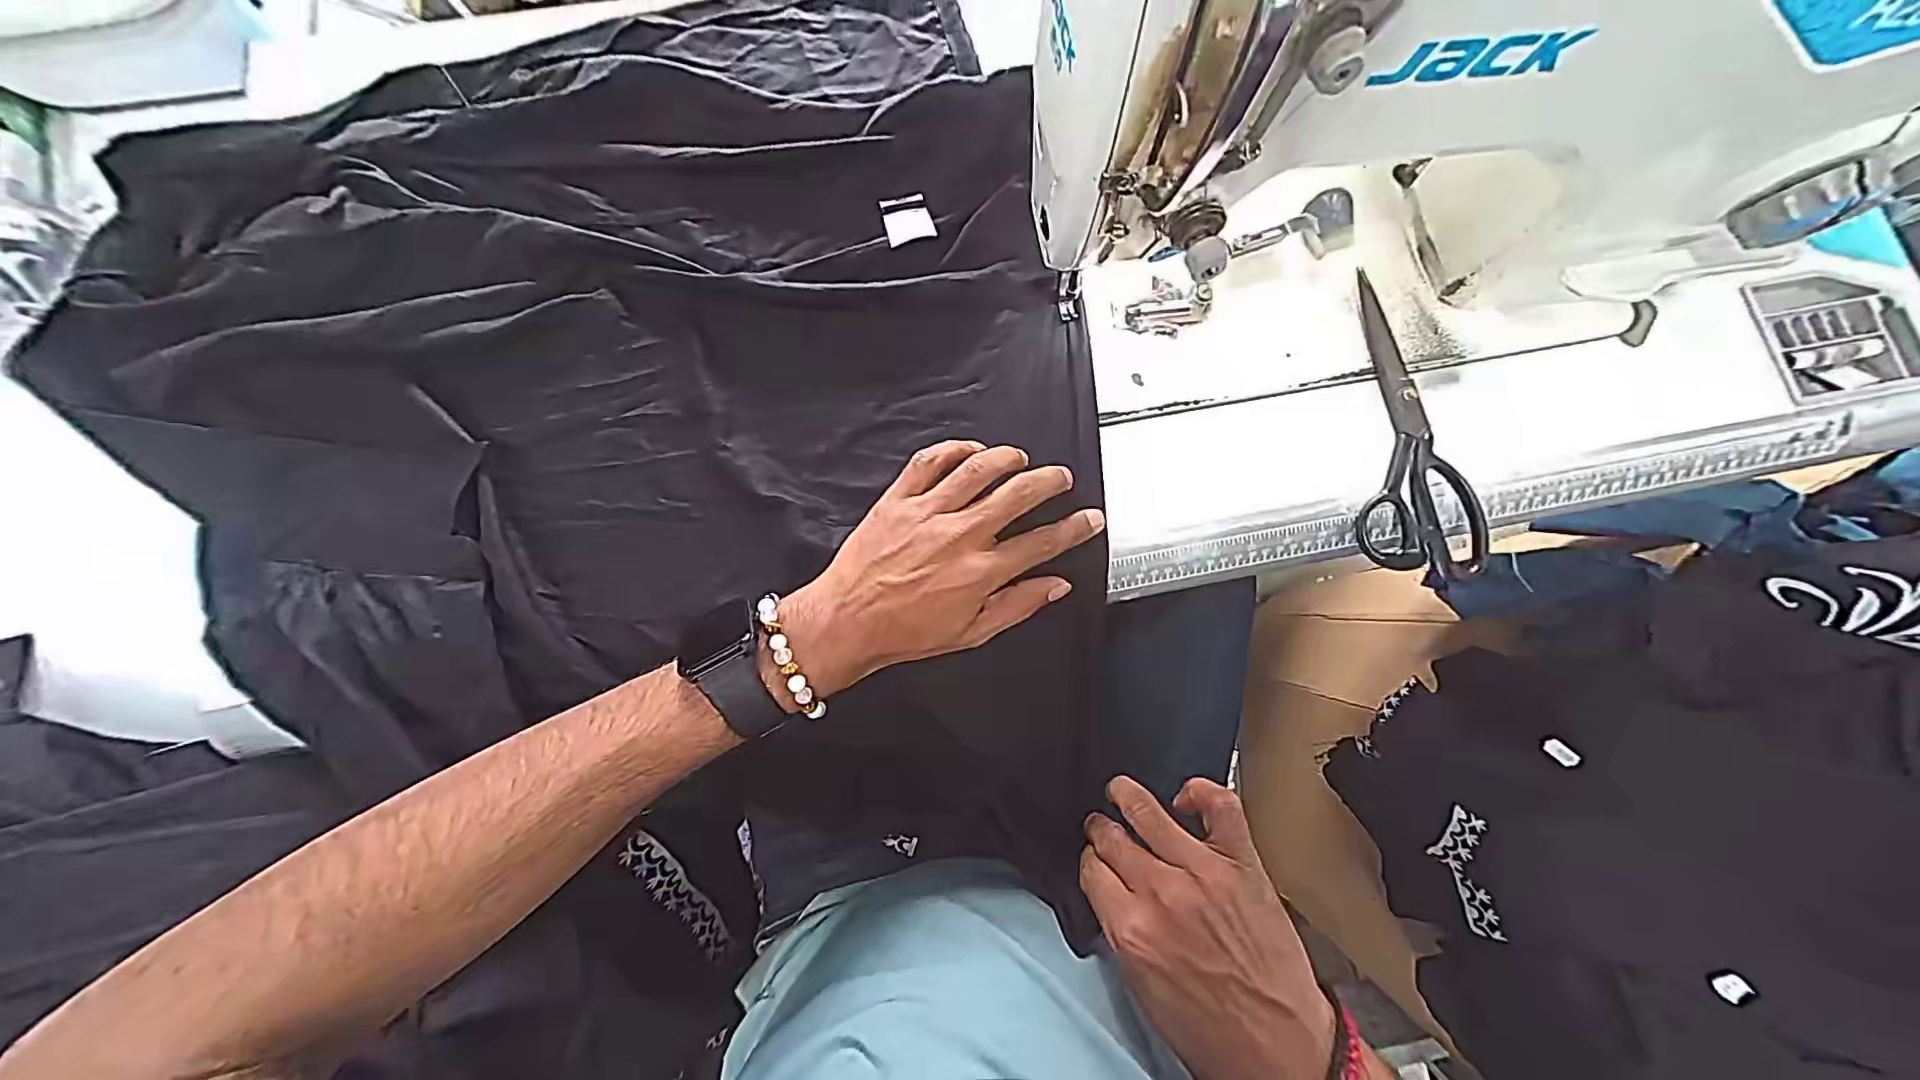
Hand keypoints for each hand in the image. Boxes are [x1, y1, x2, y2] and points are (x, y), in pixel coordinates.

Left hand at [772, 440, 1104, 701]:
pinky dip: (955, 449)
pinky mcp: (898, 500)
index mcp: (979, 572)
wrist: (847, 621)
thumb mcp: (971, 632)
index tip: (1089, 519)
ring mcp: (927, 514)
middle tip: (1060, 479)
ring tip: (1020, 459)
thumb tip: (1054, 587)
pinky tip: (969, 450)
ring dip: (1008, 458)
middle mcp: (958, 536)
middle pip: (1018, 494)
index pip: (1041, 542)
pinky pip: (930, 462)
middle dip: (1050, 482)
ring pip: (979, 469)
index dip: (1074, 528)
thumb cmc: (903, 631)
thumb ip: (1018, 605)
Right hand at [1081, 776, 1336, 1079]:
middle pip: (1111, 836)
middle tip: (1103, 828)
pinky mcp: (1242, 863)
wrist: (1284, 1050)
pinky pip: (1219, 806)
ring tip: (1123, 793)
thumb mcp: (1143, 986)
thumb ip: (1119, 929)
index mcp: (1133, 930)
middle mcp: (1163, 894)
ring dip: (1126, 796)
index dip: (1090, 861)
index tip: (1096, 860)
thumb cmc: (1217, 1031)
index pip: (1091, 867)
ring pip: (1147, 810)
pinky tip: (1187, 799)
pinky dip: (1200, 791)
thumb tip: (1108, 892)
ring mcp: (1203, 873)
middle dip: (1101, 830)